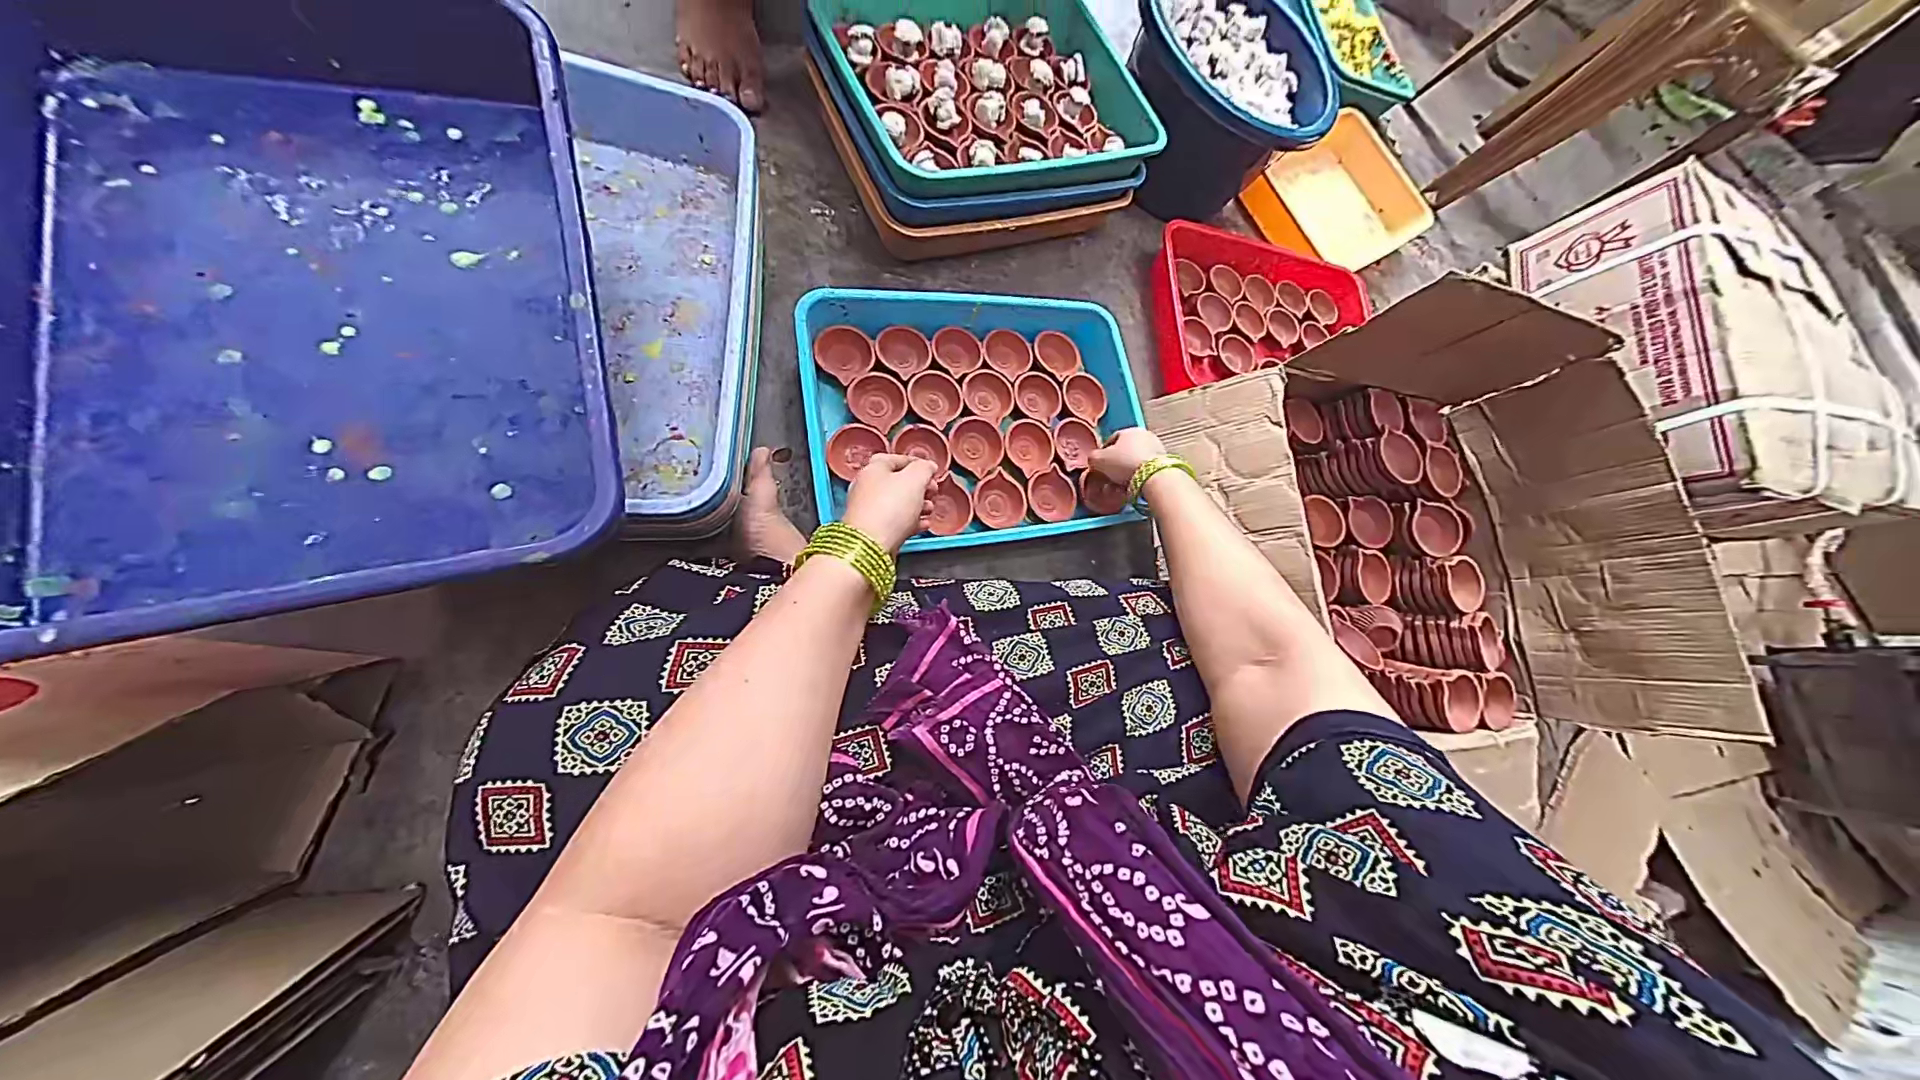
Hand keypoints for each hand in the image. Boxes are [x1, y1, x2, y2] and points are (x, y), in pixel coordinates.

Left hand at [841, 454, 938, 552]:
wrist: (871, 544)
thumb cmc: (888, 508)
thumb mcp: (915, 479)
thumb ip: (924, 469)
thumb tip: (928, 466)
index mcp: (873, 469)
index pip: (896, 459)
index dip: (916, 463)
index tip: (930, 469)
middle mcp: (867, 488)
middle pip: (897, 483)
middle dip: (919, 487)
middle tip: (932, 491)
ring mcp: (869, 510)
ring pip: (897, 504)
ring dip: (917, 505)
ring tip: (930, 509)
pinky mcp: (873, 530)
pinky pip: (895, 522)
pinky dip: (911, 522)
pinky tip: (923, 524)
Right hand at [1088, 427, 1168, 486]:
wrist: (1153, 476)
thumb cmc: (1124, 463)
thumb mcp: (1098, 460)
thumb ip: (1092, 457)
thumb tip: (1093, 459)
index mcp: (1129, 430)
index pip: (1112, 439)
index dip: (1104, 452)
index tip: (1100, 465)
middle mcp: (1145, 434)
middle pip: (1126, 448)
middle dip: (1118, 461)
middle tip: (1111, 475)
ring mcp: (1157, 446)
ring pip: (1137, 458)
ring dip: (1130, 468)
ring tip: (1123, 482)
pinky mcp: (1165, 460)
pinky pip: (1147, 467)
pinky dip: (1141, 473)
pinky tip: (1135, 483)